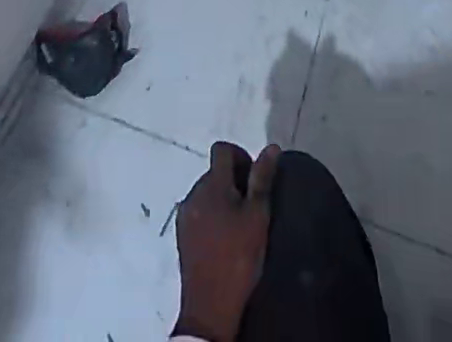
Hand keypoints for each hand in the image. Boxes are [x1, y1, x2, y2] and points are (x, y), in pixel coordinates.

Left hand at [173, 141, 279, 341]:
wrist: (210, 304)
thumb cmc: (238, 256)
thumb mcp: (258, 217)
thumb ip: (262, 179)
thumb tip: (270, 147)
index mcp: (211, 184)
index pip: (221, 150)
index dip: (240, 156)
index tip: (254, 179)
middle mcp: (193, 192)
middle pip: (215, 171)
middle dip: (234, 180)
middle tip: (253, 206)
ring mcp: (184, 213)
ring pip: (207, 191)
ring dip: (223, 198)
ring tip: (240, 225)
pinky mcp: (181, 233)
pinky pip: (199, 210)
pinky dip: (212, 214)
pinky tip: (225, 238)